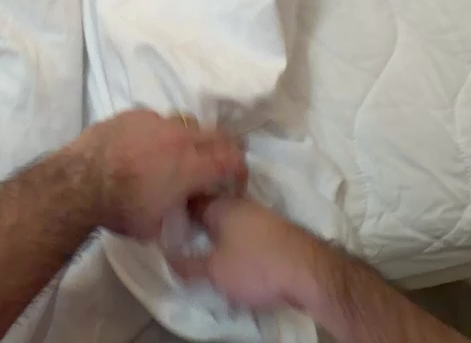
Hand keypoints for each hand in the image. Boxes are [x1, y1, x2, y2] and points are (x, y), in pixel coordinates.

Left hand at [68, 110, 247, 240]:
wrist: (82, 180)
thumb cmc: (122, 208)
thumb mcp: (157, 226)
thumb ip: (177, 213)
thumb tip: (181, 211)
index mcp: (191, 165)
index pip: (231, 159)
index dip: (240, 169)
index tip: (235, 180)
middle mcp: (179, 137)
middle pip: (215, 134)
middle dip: (223, 147)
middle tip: (219, 161)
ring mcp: (156, 120)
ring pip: (185, 123)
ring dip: (189, 138)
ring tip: (176, 153)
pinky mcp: (134, 113)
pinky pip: (155, 119)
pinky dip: (157, 132)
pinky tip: (143, 146)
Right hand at [170, 197, 327, 311]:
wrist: (308, 271)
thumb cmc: (256, 266)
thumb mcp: (215, 271)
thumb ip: (189, 265)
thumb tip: (168, 257)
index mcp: (218, 204)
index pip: (188, 199)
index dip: (174, 211)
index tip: (162, 223)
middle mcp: (237, 202)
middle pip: (209, 206)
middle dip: (196, 220)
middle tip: (181, 238)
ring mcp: (258, 213)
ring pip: (228, 216)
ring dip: (216, 229)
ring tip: (204, 247)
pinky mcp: (273, 228)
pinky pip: (244, 227)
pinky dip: (234, 236)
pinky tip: (232, 251)